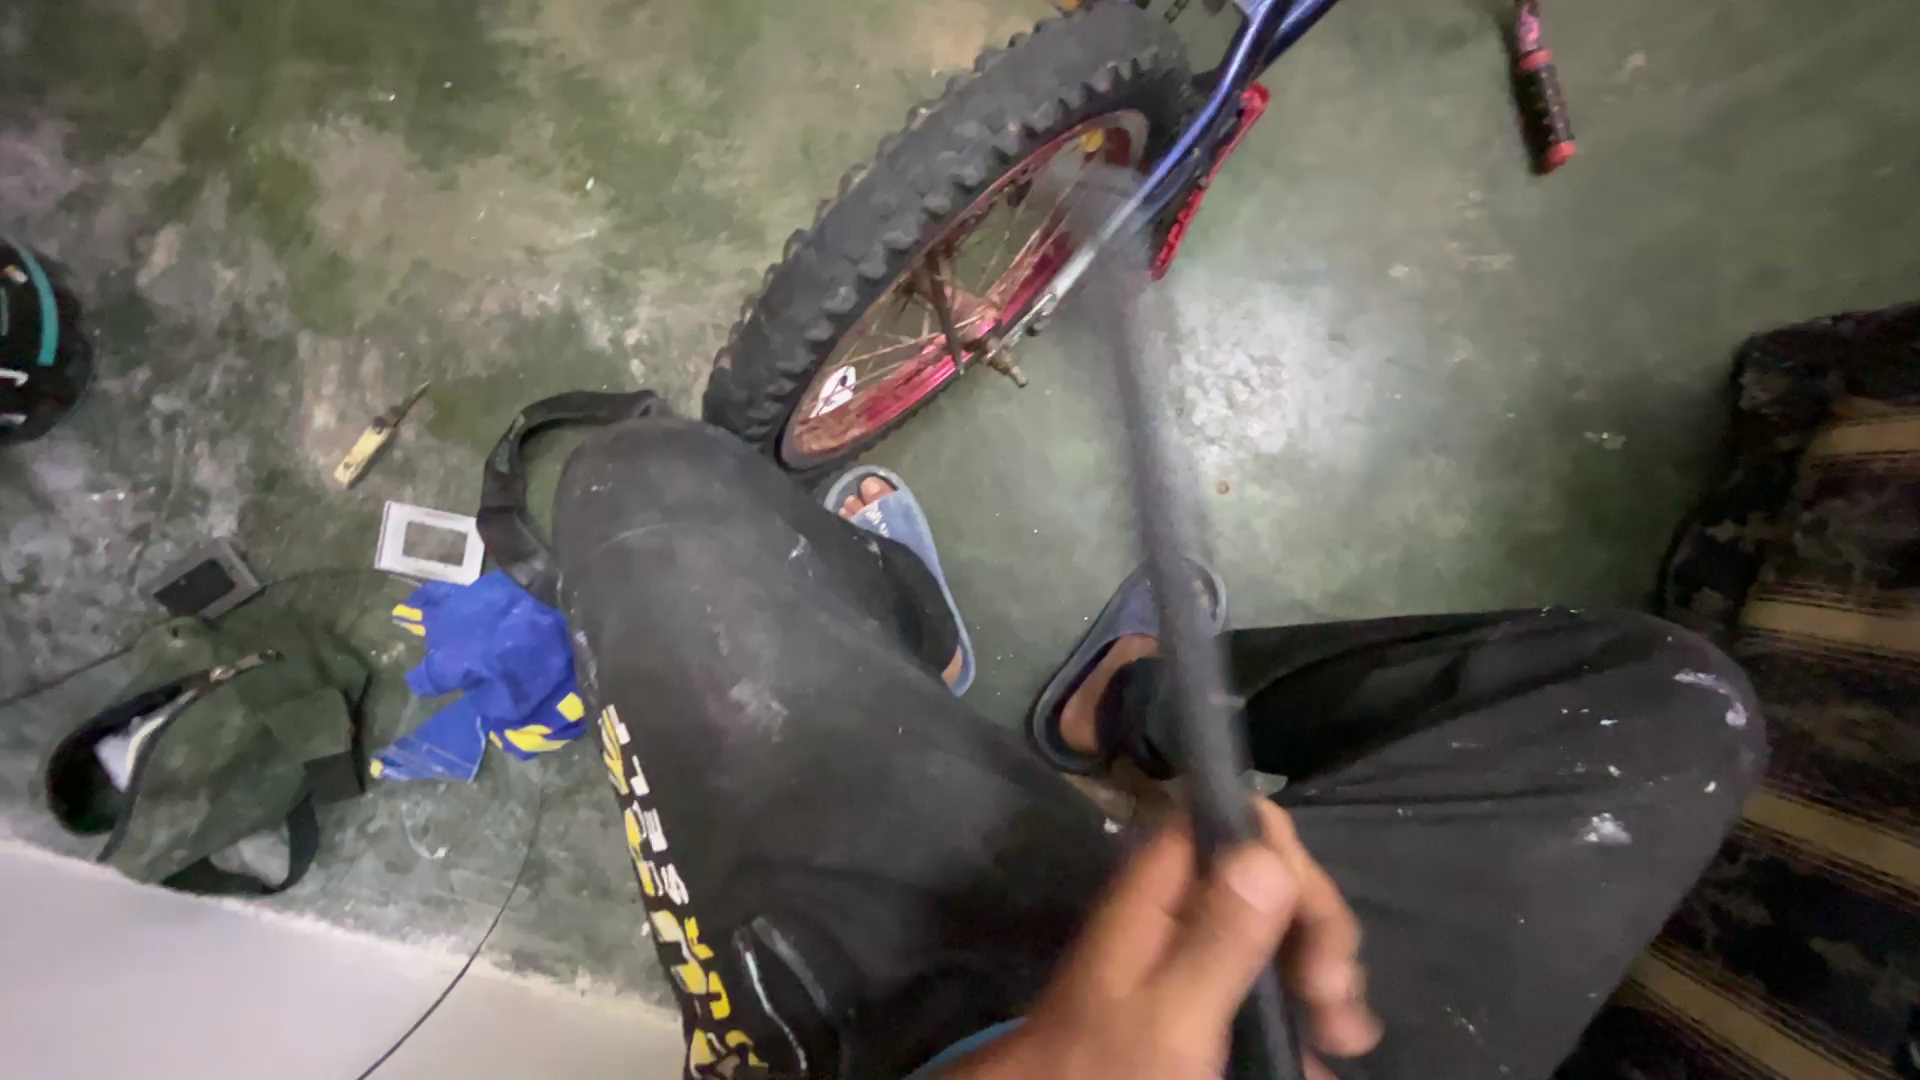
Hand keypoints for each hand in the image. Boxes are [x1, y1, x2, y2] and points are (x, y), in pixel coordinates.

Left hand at [947, 800, 1379, 1079]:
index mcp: (1155, 894)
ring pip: (1269, 932)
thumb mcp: (1172, 1016)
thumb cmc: (1109, 1070)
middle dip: (1311, 923)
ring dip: (1318, 973)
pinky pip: (1264, 985)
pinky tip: (1322, 1059)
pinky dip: (1302, 1015)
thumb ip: (1219, 937)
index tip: (1310, 908)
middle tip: (1331, 992)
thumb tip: (1270, 851)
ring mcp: (1189, 957)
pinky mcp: (1202, 1002)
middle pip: (1258, 876)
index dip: (1275, 848)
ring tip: (1343, 1037)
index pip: (1218, 823)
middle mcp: (1174, 912)